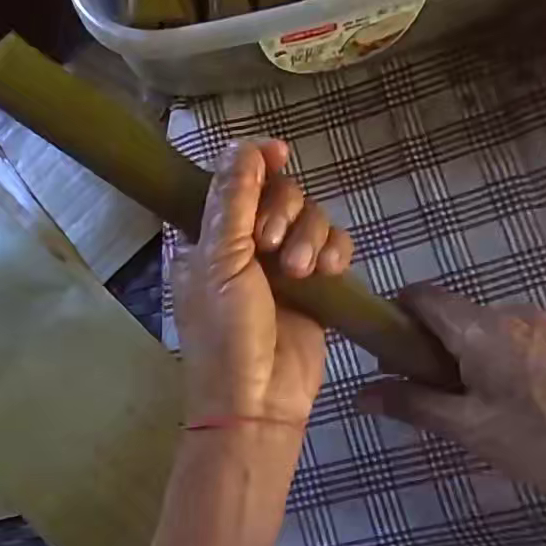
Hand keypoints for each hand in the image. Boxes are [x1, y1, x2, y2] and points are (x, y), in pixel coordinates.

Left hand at [171, 139, 353, 423]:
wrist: (258, 399)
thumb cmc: (227, 334)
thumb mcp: (219, 263)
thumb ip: (232, 201)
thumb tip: (244, 146)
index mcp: (210, 238)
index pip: (236, 182)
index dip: (256, 164)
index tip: (278, 155)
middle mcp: (246, 247)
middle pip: (280, 193)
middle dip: (284, 211)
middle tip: (272, 246)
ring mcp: (283, 267)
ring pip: (311, 217)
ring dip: (311, 235)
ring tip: (301, 272)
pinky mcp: (315, 286)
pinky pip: (334, 246)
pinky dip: (335, 251)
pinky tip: (330, 271)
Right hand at [356, 285, 545, 514]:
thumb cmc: (544, 442)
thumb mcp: (468, 429)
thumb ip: (411, 405)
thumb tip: (361, 394)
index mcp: (481, 328)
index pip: (420, 296)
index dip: (391, 317)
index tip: (382, 357)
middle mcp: (510, 314)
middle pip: (447, 315)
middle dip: (421, 348)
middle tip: (419, 397)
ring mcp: (540, 327)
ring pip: (475, 331)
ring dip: (453, 360)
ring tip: (461, 411)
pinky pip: (504, 342)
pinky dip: (483, 364)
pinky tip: (498, 408)